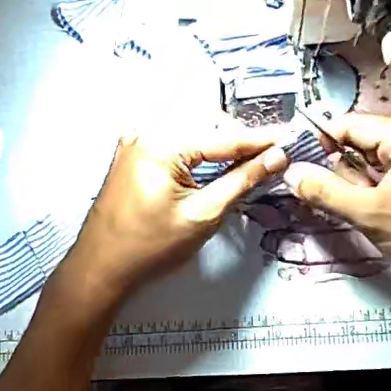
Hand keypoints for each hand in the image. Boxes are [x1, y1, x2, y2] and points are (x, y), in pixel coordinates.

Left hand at [58, 131, 287, 308]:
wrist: (101, 267)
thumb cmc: (148, 247)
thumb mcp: (204, 215)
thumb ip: (242, 181)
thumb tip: (275, 158)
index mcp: (162, 143)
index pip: (224, 136)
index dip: (261, 139)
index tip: (290, 138)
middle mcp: (146, 131)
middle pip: (208, 123)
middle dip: (242, 137)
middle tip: (273, 153)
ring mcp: (137, 140)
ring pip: (193, 128)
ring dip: (223, 141)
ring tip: (252, 157)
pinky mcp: (135, 152)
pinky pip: (177, 138)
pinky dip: (202, 147)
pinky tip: (220, 161)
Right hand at [284, 114, 390, 303]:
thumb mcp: (371, 214)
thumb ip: (326, 191)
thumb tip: (290, 172)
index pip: (350, 125)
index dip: (317, 140)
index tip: (286, 159)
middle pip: (358, 145)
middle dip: (331, 166)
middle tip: (300, 188)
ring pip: (368, 168)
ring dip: (346, 185)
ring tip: (320, 202)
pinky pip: (382, 185)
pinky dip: (363, 197)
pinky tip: (347, 211)